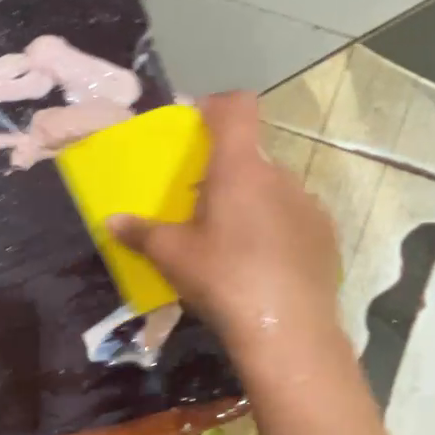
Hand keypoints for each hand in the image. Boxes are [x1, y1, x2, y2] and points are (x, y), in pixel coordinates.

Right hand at [108, 92, 341, 360]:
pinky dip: (270, 228)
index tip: (195, 120)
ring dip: (246, 202)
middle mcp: (279, 176)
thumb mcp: (168, 255)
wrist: (286, 328)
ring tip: (225, 240)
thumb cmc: (221, 277)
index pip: (237, 109)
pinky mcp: (323, 234)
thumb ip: (139, 232)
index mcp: (239, 170)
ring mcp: (308, 205)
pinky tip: (256, 263)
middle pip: (248, 156)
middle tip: (193, 205)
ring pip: (270, 189)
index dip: (216, 105)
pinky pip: (290, 217)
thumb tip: (111, 221)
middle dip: (220, 173)